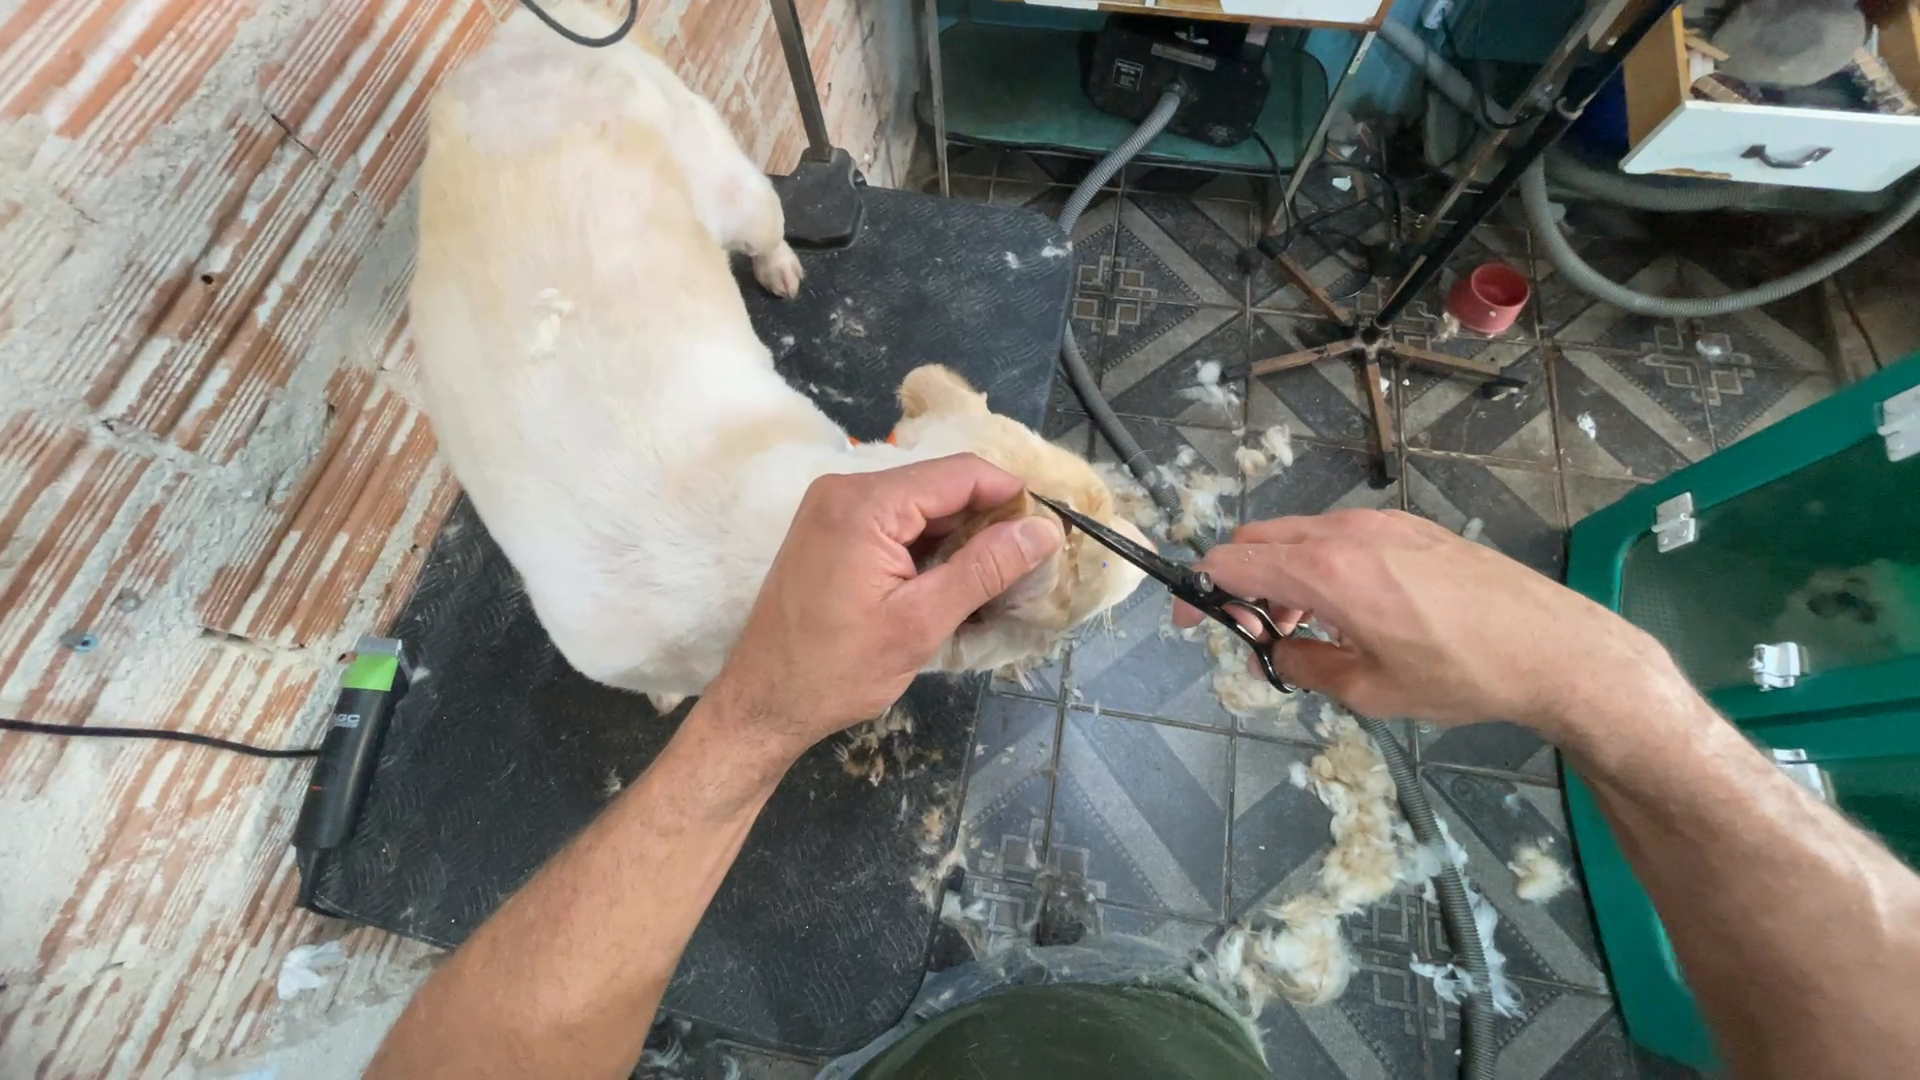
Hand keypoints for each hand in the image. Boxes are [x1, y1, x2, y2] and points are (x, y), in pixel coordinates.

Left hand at [704, 454, 1063, 765]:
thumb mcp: (921, 622)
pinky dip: (927, 548)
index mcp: (865, 503)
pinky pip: (894, 523)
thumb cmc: (838, 670)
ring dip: (958, 539)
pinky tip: (948, 584)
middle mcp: (845, 489)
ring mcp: (832, 509)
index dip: (1009, 495)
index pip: (959, 473)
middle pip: (939, 487)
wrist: (762, 702)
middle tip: (1022, 567)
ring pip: (920, 507)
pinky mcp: (830, 530)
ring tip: (991, 583)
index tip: (1045, 531)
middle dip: (985, 522)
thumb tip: (1043, 530)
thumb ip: (985, 569)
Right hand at [1173, 509, 1678, 736]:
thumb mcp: (1366, 690)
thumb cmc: (1459, 676)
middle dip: (1237, 582)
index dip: (1198, 589)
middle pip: (1255, 539)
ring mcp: (1378, 523)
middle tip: (1252, 629)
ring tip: (1301, 624)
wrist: (1561, 650)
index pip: (1230, 562)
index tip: (1189, 619)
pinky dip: (1314, 562)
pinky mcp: (1407, 526)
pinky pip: (1335, 534)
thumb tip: (1272, 649)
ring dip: (1277, 573)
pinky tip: (1346, 604)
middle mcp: (1343, 532)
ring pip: (1294, 534)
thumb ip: (1299, 663)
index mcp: (1324, 571)